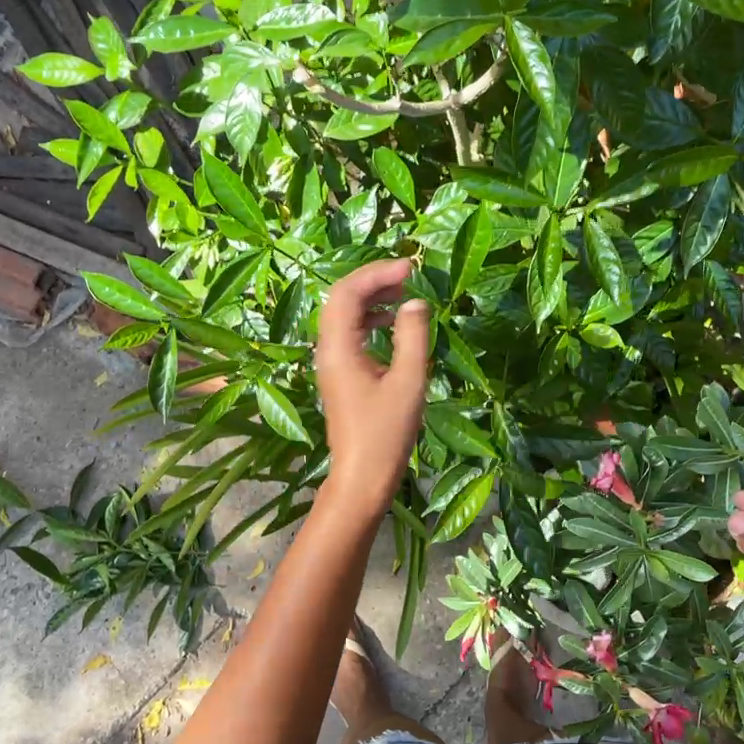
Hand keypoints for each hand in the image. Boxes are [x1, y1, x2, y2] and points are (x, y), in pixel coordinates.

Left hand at [315, 259, 431, 501]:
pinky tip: (394, 323)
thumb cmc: (386, 433)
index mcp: (338, 348)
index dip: (377, 273)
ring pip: (345, 315)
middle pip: (342, 299)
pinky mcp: (340, 374)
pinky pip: (350, 333)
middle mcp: (327, 350)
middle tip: (410, 275)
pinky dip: (370, 320)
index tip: (411, 267)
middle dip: (374, 281)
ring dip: (373, 299)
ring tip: (405, 294)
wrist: (363, 476)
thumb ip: (413, 337)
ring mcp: (331, 363)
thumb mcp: (408, 382)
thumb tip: (416, 302)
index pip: (347, 292)